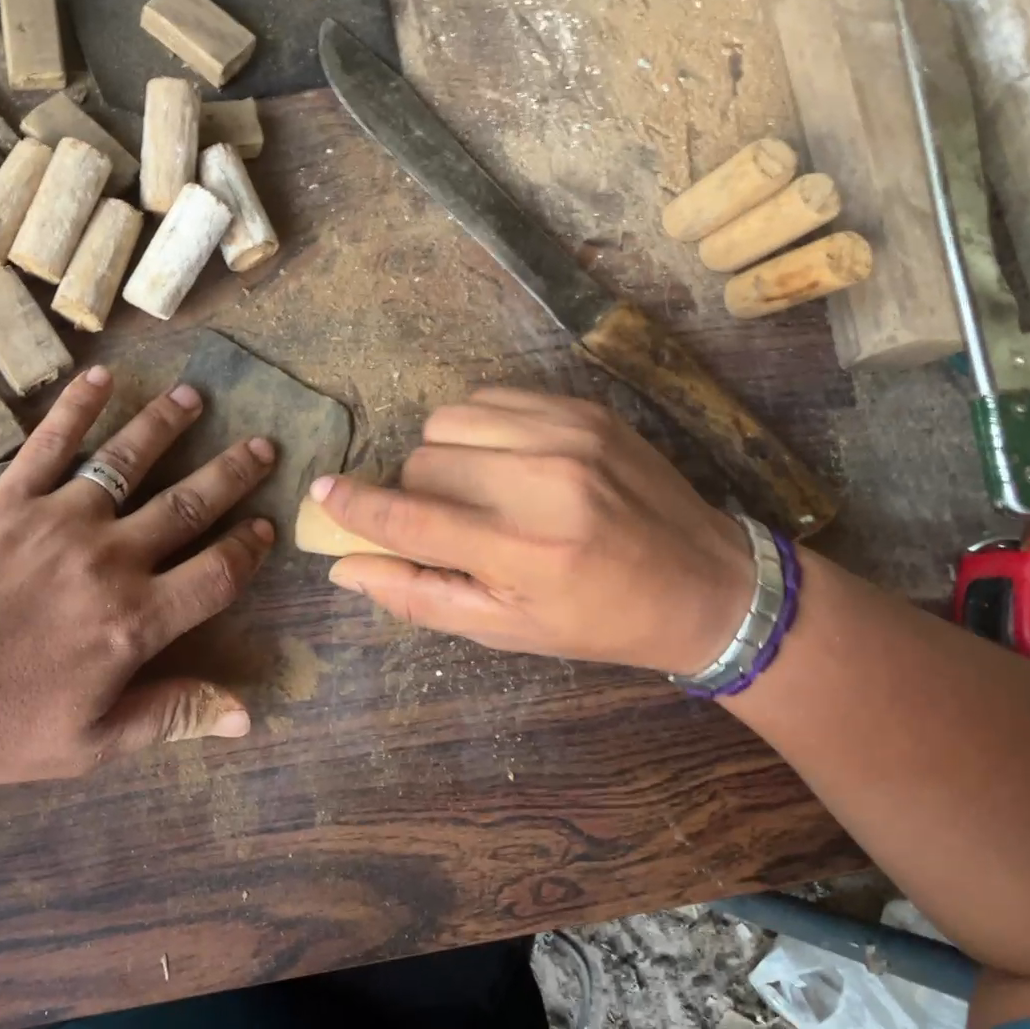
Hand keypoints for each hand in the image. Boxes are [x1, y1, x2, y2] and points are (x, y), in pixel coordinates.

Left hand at [0, 366, 277, 797]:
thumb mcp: (88, 743)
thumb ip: (169, 716)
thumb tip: (247, 713)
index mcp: (134, 622)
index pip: (216, 575)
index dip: (248, 550)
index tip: (266, 527)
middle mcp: (109, 559)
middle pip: (187, 505)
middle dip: (231, 474)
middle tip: (262, 446)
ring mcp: (57, 520)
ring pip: (127, 460)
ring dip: (166, 425)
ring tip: (195, 398)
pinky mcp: (6, 498)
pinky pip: (49, 442)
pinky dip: (78, 406)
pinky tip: (102, 377)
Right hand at [314, 388, 753, 675]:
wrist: (708, 583)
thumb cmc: (595, 620)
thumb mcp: (503, 630)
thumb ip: (417, 596)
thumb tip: (343, 567)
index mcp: (525, 553)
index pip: (412, 520)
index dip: (356, 506)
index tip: (321, 492)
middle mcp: (543, 485)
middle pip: (421, 464)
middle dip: (414, 494)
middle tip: (446, 521)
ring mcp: (567, 436)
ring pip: (446, 423)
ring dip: (441, 456)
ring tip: (474, 486)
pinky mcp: (582, 409)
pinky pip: (485, 399)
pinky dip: (474, 429)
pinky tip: (501, 459)